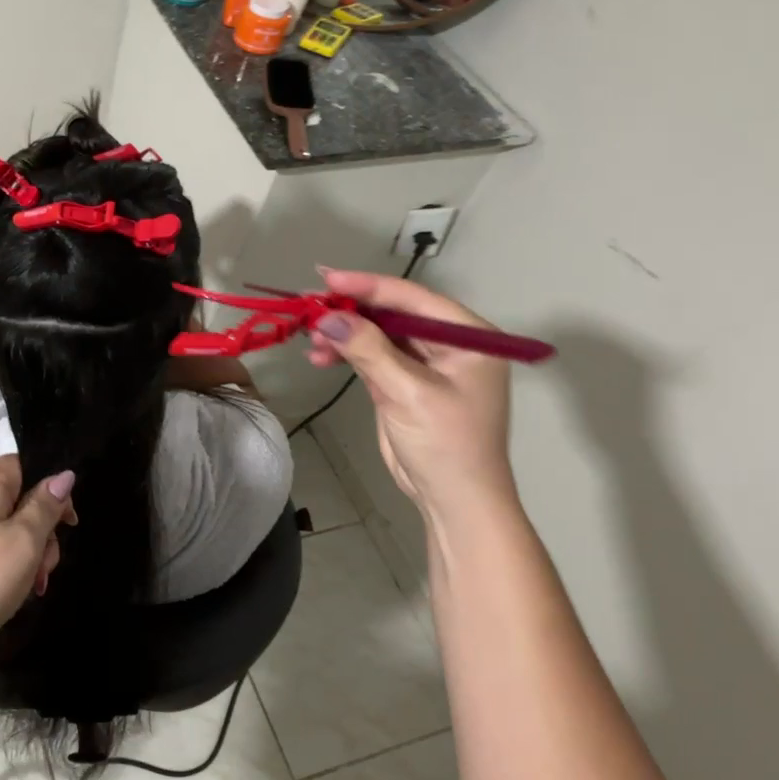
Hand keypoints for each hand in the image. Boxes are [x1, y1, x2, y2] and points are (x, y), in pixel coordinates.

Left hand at [0, 456, 76, 665]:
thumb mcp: (22, 543)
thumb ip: (45, 506)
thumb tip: (64, 475)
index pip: (28, 466)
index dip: (53, 492)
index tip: (69, 526)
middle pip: (18, 500)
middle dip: (41, 534)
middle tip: (43, 573)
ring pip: (3, 528)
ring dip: (24, 556)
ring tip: (27, 591)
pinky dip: (1, 567)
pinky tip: (5, 595)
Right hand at [306, 266, 515, 518]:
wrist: (454, 501)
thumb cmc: (446, 445)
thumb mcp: (408, 394)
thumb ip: (369, 351)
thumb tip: (327, 317)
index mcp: (469, 338)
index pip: (414, 299)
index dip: (368, 287)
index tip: (327, 278)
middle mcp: (449, 344)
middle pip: (393, 313)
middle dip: (350, 312)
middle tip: (309, 309)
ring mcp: (426, 364)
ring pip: (377, 334)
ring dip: (343, 335)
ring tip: (311, 342)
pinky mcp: (404, 383)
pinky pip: (371, 356)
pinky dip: (346, 354)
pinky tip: (320, 356)